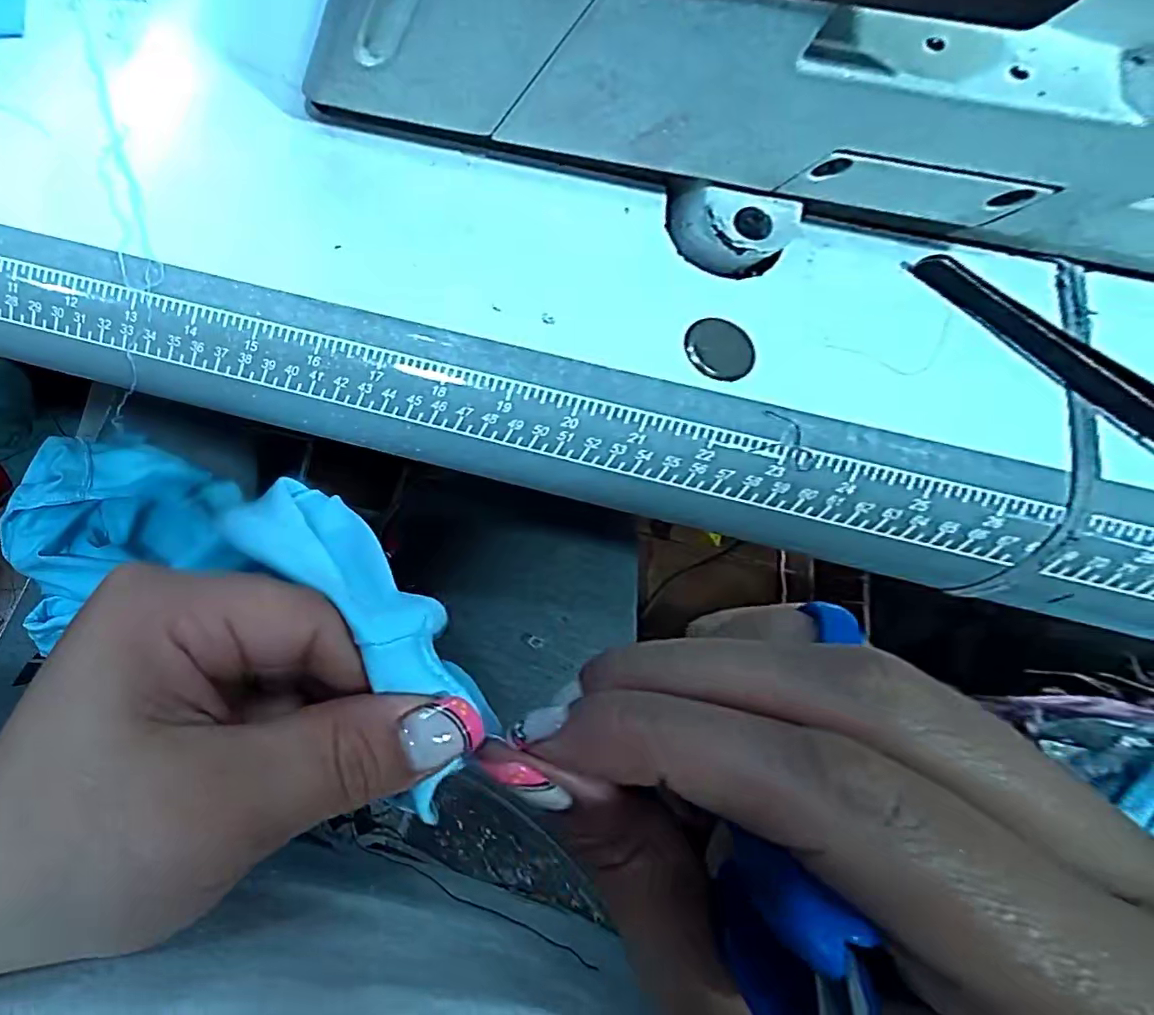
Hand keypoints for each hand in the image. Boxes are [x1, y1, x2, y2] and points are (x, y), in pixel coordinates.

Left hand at [0, 563, 461, 971]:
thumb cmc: (94, 844)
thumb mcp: (230, 803)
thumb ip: (343, 756)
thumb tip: (451, 720)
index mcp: (168, 601)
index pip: (304, 616)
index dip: (367, 677)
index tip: (413, 751)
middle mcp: (168, 600)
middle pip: (293, 636)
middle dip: (340, 705)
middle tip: (373, 782)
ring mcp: (166, 639)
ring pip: (279, 669)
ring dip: (310, 728)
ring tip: (308, 793)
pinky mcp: (168, 679)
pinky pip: (250, 693)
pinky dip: (279, 737)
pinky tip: (271, 782)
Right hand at [518, 605, 1153, 1014]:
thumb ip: (645, 887)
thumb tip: (546, 764)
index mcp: (1074, 980)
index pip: (838, 788)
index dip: (662, 738)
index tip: (548, 745)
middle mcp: (1113, 867)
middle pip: (850, 695)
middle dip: (667, 682)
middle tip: (568, 721)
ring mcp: (1077, 808)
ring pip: (857, 667)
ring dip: (702, 669)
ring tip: (627, 723)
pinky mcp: (1015, 777)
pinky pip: (867, 674)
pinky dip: (750, 664)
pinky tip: (702, 714)